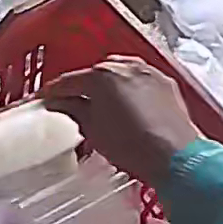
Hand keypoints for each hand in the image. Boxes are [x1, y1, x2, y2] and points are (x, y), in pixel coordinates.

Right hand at [43, 57, 201, 185]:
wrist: (175, 156)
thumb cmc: (135, 146)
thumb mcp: (93, 131)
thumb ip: (74, 112)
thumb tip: (64, 105)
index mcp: (101, 76)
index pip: (69, 81)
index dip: (54, 92)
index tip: (47, 99)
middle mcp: (126, 67)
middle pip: (95, 75)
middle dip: (82, 89)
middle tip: (73, 106)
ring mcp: (148, 73)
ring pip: (119, 75)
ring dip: (108, 88)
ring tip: (102, 109)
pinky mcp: (165, 84)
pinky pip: (139, 82)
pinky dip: (129, 92)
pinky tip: (127, 109)